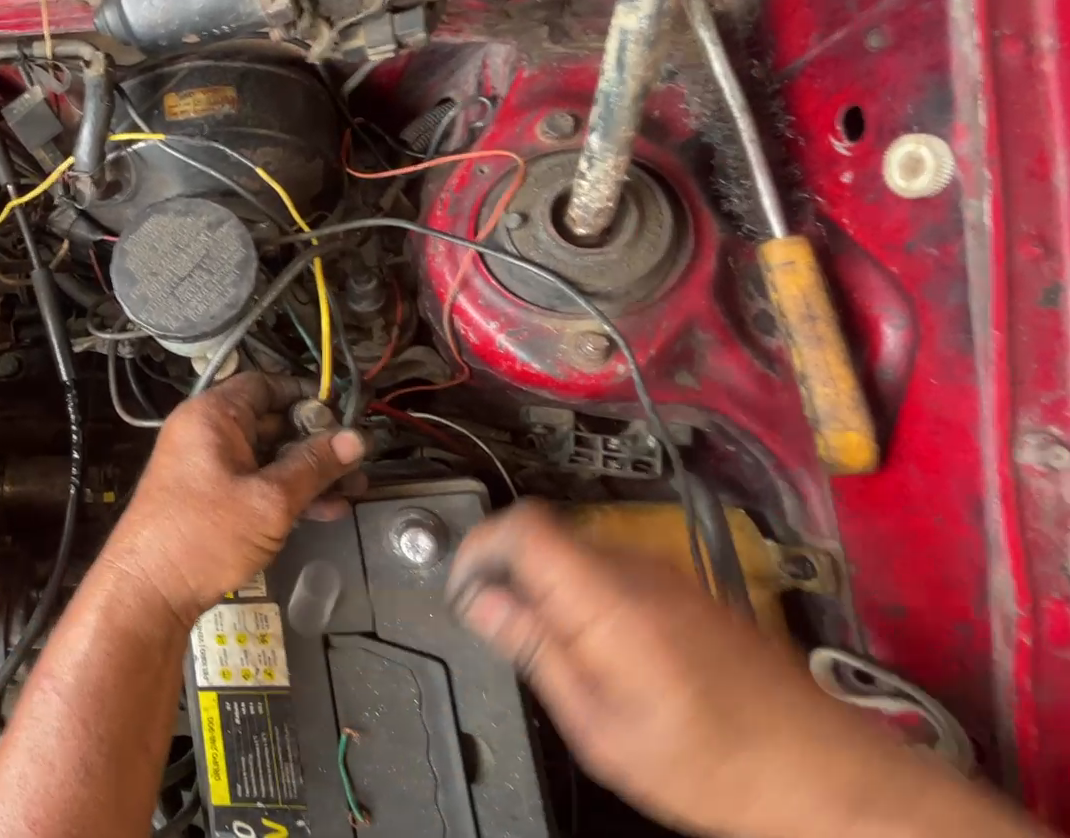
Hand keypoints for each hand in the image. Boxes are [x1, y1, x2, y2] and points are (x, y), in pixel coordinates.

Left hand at [96, 373, 365, 628]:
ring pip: (267, 456)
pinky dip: (286, 492)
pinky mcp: (209, 497)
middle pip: (270, 421)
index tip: (343, 412)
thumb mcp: (270, 500)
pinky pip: (255, 482)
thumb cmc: (206, 533)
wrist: (149, 590)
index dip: (306, 393)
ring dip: (309, 472)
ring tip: (354, 490)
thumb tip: (357, 437)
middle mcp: (206, 432)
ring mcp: (206, 465)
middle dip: (316, 441)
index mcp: (212, 415)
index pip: (264, 384)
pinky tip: (326, 511)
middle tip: (358, 459)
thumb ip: (315, 467)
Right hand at [447, 502, 1043, 837]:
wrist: (840, 783)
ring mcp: (668, 577)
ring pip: (575, 554)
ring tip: (562, 657)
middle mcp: (639, 572)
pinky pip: (611, 572)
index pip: (521, 525)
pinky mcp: (687, 591)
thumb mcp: (602, 727)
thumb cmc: (723, 767)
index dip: (478, 545)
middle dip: (511, 576)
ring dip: (547, 589)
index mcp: (610, 600)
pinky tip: (606, 657)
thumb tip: (480, 601)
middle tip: (510, 636)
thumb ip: (536, 650)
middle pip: (544, 537)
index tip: (466, 586)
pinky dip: (584, 598)